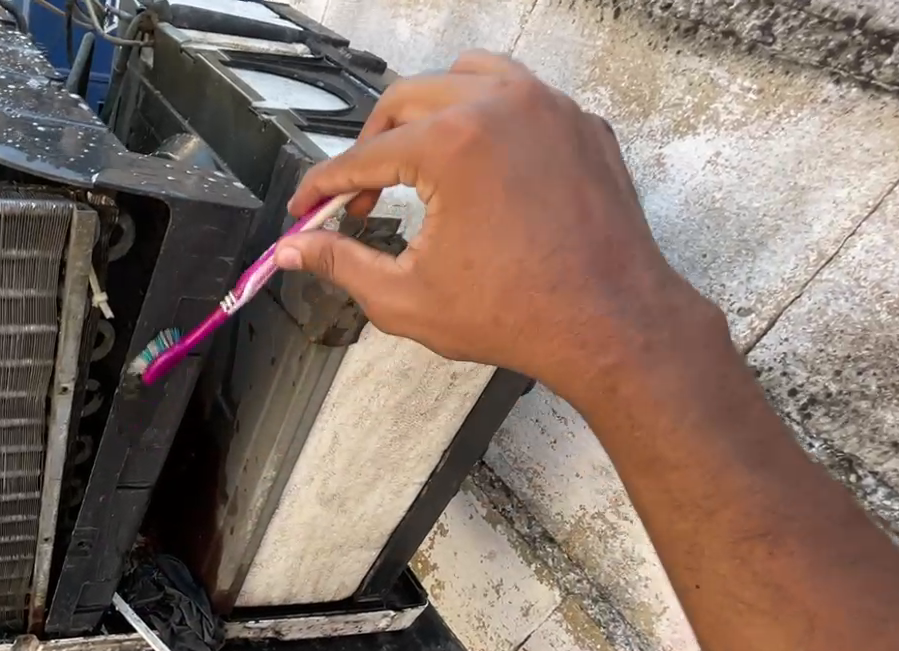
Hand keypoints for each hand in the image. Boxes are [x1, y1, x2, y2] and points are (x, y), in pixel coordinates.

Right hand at [274, 51, 729, 406]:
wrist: (604, 323)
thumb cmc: (513, 312)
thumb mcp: (402, 297)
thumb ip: (339, 263)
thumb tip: (294, 250)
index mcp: (452, 146)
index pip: (361, 156)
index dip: (320, 186)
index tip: (304, 207)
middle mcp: (502, 107)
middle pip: (403, 101)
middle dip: (367, 149)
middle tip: (354, 202)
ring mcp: (548, 108)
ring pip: (462, 79)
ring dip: (422, 118)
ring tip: (409, 169)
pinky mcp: (578, 124)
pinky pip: (517, 96)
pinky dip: (479, 120)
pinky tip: (469, 170)